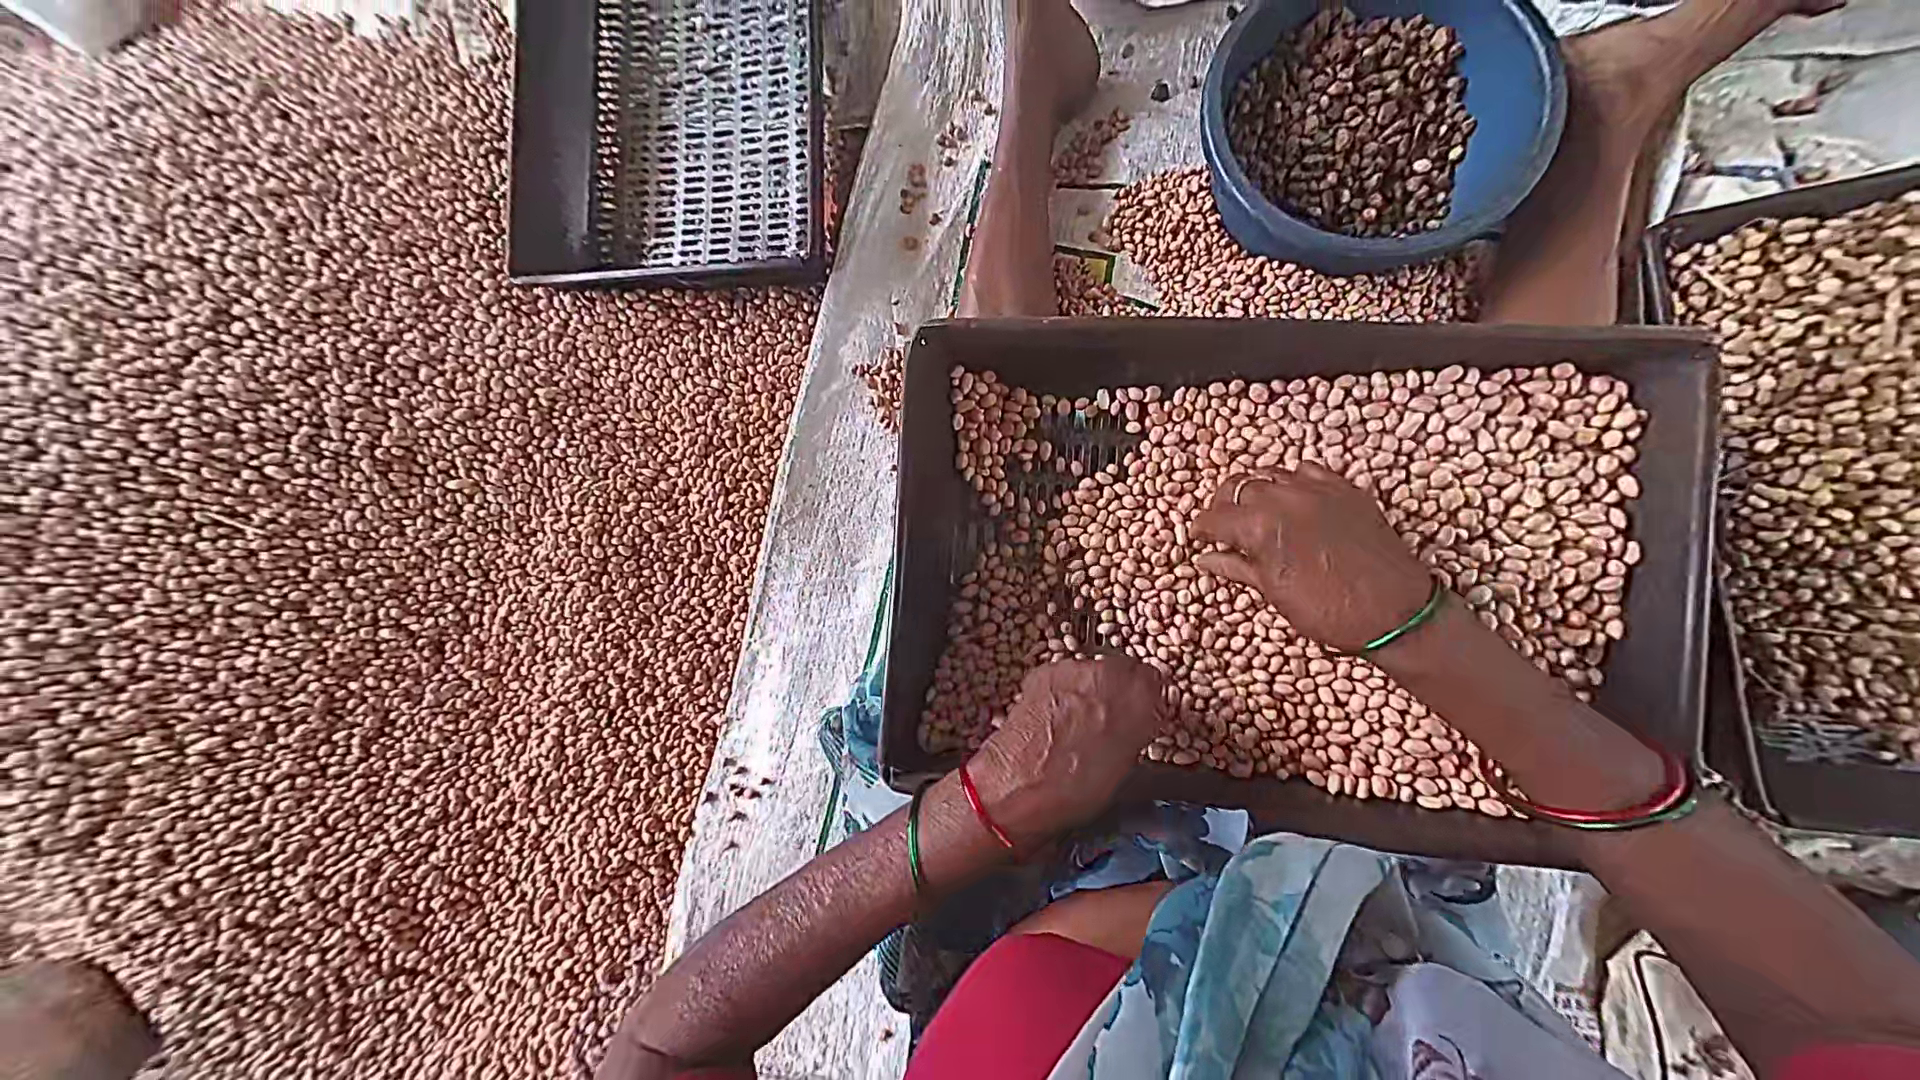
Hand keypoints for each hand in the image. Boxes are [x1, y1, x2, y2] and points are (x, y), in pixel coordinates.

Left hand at [966, 656, 1165, 847]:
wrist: (1018, 784)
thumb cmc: (1073, 788)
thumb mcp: (1123, 765)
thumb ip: (1135, 730)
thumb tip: (1137, 720)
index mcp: (1137, 699)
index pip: (1154, 679)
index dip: (1147, 696)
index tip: (1142, 709)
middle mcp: (1107, 675)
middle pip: (1123, 668)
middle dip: (1119, 689)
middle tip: (1110, 716)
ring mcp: (1073, 669)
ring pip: (1092, 670)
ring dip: (1090, 689)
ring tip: (1079, 720)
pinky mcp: (1044, 672)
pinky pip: (1065, 676)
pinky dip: (1064, 690)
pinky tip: (1057, 716)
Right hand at [1191, 462, 1434, 652]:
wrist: (1395, 613)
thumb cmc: (1330, 611)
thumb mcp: (1273, 591)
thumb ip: (1237, 566)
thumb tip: (1207, 559)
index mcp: (1259, 527)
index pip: (1214, 518)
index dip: (1202, 528)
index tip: (1201, 537)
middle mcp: (1284, 500)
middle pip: (1238, 487)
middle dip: (1224, 505)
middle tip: (1223, 525)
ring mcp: (1317, 491)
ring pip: (1270, 474)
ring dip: (1256, 490)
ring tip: (1254, 512)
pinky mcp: (1345, 490)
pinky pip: (1307, 471)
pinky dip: (1292, 482)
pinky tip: (1292, 501)